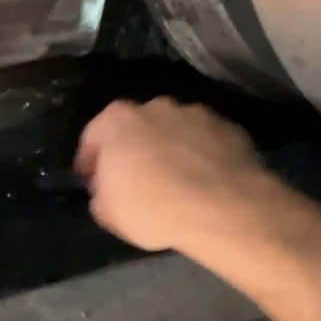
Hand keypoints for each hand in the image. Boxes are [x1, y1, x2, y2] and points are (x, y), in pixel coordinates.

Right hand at [74, 98, 297, 254]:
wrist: (225, 210)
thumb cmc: (154, 208)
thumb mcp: (108, 213)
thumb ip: (100, 195)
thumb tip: (105, 192)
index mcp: (116, 120)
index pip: (92, 138)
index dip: (90, 162)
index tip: (93, 182)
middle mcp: (154, 107)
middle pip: (136, 128)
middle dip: (133, 150)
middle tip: (136, 181)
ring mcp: (195, 114)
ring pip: (174, 131)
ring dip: (170, 149)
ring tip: (177, 181)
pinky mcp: (229, 128)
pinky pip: (206, 142)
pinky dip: (202, 155)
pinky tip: (206, 182)